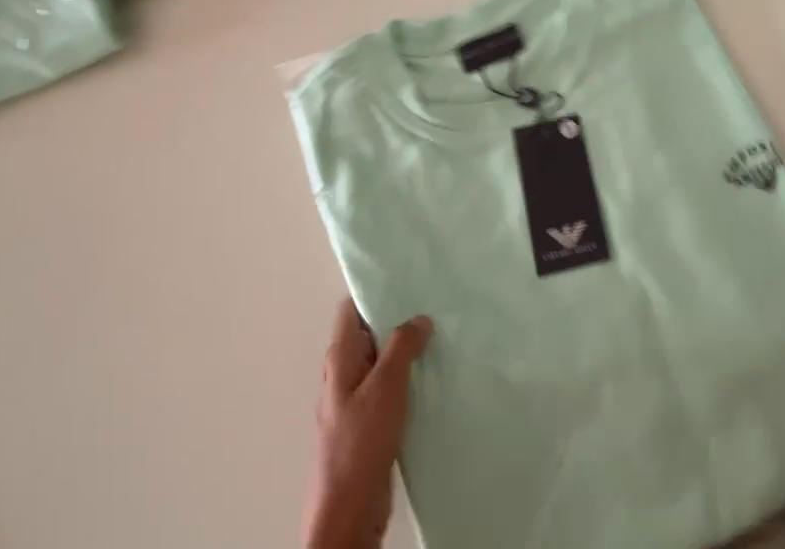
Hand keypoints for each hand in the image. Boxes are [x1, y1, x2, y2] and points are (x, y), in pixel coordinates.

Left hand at [303, 298, 433, 548]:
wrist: (350, 505)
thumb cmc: (361, 440)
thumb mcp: (385, 385)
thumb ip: (401, 346)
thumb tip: (418, 318)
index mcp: (340, 358)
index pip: (352, 310)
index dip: (376, 292)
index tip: (409, 279)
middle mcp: (345, 373)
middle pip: (370, 334)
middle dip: (399, 320)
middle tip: (437, 304)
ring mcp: (357, 399)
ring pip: (384, 363)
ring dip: (408, 352)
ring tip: (444, 335)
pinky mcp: (372, 423)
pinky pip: (392, 389)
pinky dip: (410, 379)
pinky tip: (437, 377)